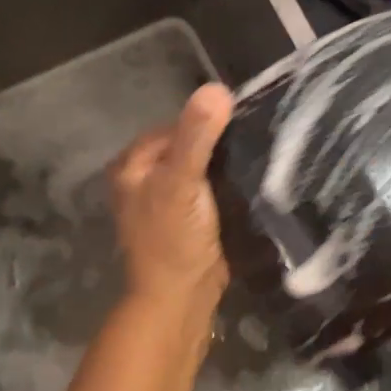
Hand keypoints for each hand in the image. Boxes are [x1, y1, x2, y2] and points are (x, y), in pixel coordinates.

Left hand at [108, 84, 234, 311]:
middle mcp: (145, 176)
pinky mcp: (189, 216)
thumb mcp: (181, 182)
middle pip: (189, 143)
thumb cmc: (172, 239)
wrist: (180, 302)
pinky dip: (227, 182)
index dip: (207, 121)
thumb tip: (217, 88)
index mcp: (132, 163)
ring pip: (202, 165)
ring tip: (258, 156)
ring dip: (226, 162)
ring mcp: (167, 198)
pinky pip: (211, 186)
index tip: (243, 122)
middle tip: (254, 140)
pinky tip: (251, 179)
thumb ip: (197, 136)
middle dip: (218, 142)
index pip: (176, 124)